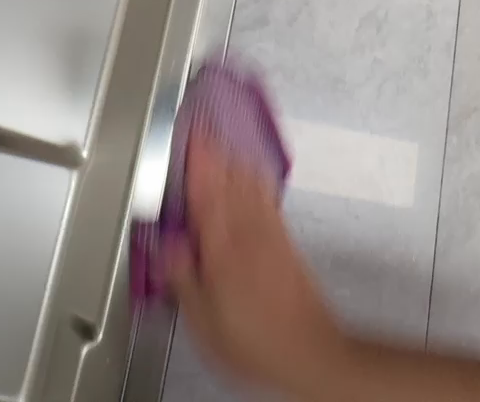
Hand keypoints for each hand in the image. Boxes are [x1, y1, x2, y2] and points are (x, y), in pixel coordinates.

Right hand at [166, 130, 349, 397]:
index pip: (207, 188)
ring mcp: (270, 230)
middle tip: (199, 128)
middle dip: (214, 149)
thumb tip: (168, 244)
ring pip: (249, 179)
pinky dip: (254, 174)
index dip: (197, 157)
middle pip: (229, 175)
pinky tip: (250, 170)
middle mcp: (249, 230)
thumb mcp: (203, 320)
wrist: (311, 352)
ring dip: (233, 157)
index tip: (189, 133)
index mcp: (224, 246)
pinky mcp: (285, 237)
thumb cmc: (256, 341)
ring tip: (220, 140)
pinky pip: (266, 193)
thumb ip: (183, 277)